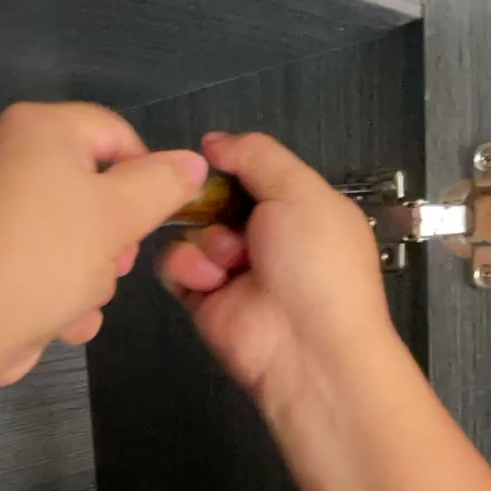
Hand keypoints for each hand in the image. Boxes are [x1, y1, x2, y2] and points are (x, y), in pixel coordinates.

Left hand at [0, 103, 205, 385]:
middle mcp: (7, 155)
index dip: (148, 174)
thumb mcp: (119, 217)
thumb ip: (163, 185)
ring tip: (78, 299)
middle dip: (114, 236)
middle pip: (94, 186)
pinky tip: (57, 317)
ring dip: (90, 272)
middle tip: (113, 265)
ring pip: (72, 231)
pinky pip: (40, 257)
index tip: (155, 220)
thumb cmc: (44, 259)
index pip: (117, 133)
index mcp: (38, 129)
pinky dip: (56, 286)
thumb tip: (194, 161)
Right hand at [158, 132, 399, 413]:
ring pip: (192, 232)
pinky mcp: (203, 300)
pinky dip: (185, 268)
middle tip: (218, 211)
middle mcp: (268, 239)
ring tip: (231, 262)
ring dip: (206, 240)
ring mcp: (234, 271)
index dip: (230, 163)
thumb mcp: (300, 192)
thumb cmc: (316, 263)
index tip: (210, 158)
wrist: (306, 348)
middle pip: (216, 200)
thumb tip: (214, 142)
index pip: (254, 173)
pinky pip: (174, 267)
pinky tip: (209, 281)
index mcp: (301, 210)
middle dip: (211, 202)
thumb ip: (257, 156)